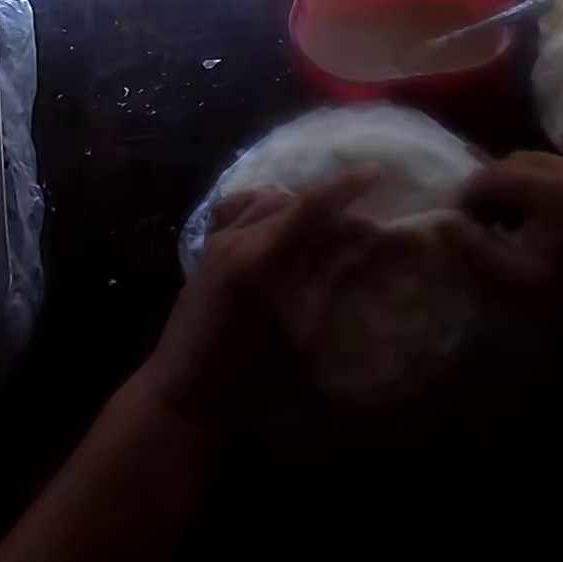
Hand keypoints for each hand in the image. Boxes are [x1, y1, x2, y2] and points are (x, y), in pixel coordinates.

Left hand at [138, 169, 382, 428]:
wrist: (186, 390)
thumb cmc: (251, 374)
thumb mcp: (302, 331)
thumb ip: (330, 278)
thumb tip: (362, 242)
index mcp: (262, 258)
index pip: (310, 206)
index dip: (345, 187)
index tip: (376, 171)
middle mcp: (236, 238)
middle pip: (289, 201)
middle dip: (327, 203)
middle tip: (356, 220)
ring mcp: (215, 241)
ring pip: (261, 200)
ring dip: (295, 203)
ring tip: (321, 221)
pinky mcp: (205, 251)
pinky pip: (234, 210)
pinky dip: (261, 206)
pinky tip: (274, 221)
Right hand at [442, 151, 562, 316]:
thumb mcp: (517, 283)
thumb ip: (474, 250)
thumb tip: (443, 223)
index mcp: (554, 191)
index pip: (491, 176)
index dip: (466, 199)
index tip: (458, 226)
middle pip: (514, 162)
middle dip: (489, 188)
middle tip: (480, 223)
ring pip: (538, 165)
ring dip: (513, 187)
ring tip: (507, 225)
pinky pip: (561, 174)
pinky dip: (538, 190)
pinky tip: (538, 225)